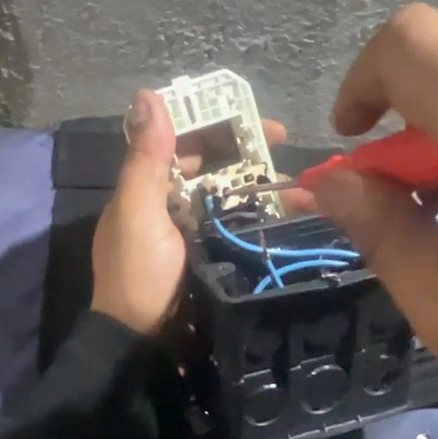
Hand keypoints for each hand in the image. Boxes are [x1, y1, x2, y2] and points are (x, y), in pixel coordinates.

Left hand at [89, 89, 290, 334]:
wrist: (142, 343)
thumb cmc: (138, 275)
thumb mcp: (138, 212)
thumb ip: (146, 158)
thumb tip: (149, 94)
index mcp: (145, 188)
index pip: (184, 142)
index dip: (219, 125)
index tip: (258, 123)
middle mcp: (167, 206)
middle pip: (211, 169)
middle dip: (249, 158)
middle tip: (288, 158)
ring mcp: (188, 236)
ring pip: (228, 200)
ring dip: (261, 191)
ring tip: (299, 192)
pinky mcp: (207, 261)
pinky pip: (236, 231)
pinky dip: (260, 223)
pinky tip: (289, 220)